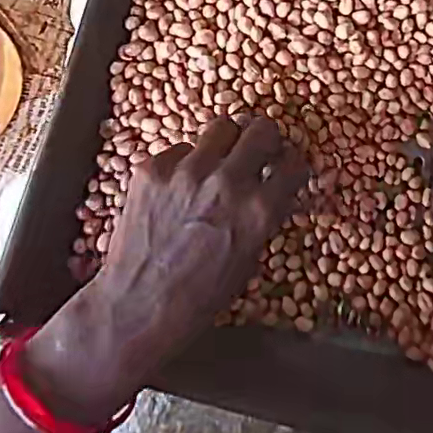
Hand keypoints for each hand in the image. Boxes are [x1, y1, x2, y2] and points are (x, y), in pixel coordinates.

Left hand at [25, 115, 306, 419]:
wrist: (138, 305)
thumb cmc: (199, 297)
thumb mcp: (248, 259)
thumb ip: (263, 217)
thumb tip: (272, 190)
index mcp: (258, 210)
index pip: (293, 164)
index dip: (293, 164)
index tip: (286, 165)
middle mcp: (226, 182)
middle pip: (262, 130)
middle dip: (266, 139)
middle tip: (260, 149)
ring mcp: (186, 171)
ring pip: (222, 127)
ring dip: (228, 142)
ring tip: (221, 159)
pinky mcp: (154, 168)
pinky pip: (181, 150)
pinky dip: (187, 162)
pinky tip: (181, 186)